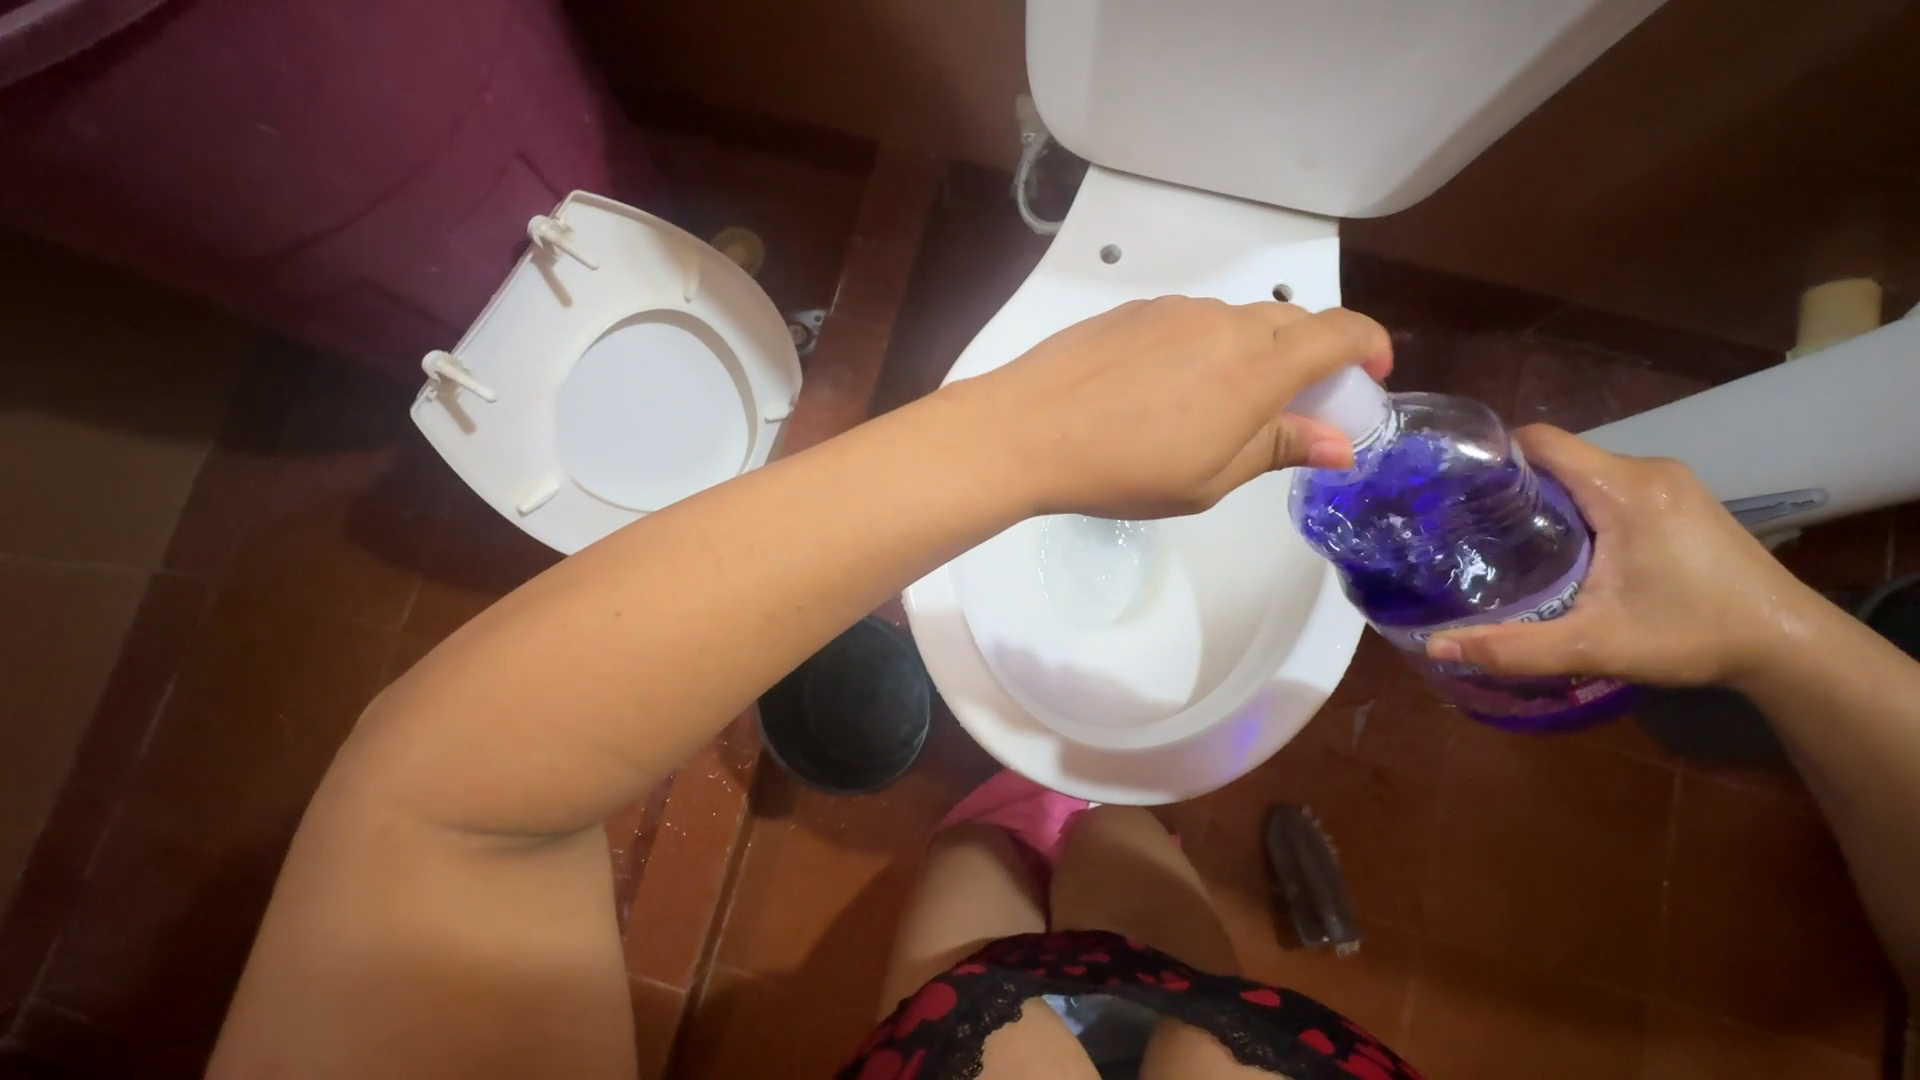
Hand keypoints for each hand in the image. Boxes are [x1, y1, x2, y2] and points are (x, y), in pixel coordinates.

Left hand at [945, 296, 1391, 518]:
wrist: (1026, 429)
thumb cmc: (1123, 469)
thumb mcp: (1209, 479)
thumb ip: (1279, 448)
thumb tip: (1343, 443)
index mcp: (1257, 366)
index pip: (1341, 332)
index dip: (1370, 346)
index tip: (1371, 375)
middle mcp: (1224, 323)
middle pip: (1293, 323)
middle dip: (1311, 358)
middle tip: (1294, 408)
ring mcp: (1175, 310)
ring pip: (1239, 321)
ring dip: (1254, 353)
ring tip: (1221, 405)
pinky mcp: (1134, 310)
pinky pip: (1191, 322)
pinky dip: (1206, 347)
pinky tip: (1168, 388)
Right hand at [1426, 426, 1824, 686]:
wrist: (1790, 646)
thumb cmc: (1693, 636)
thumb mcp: (1594, 646)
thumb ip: (1512, 647)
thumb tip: (1435, 646)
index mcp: (1624, 489)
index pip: (1541, 441)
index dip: (1491, 456)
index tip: (1453, 489)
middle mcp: (1646, 471)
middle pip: (1556, 456)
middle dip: (1509, 484)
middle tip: (1465, 523)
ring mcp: (1668, 483)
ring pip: (1579, 471)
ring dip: (1540, 496)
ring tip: (1500, 536)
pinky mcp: (1678, 499)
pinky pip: (1605, 484)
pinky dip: (1572, 504)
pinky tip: (1556, 544)